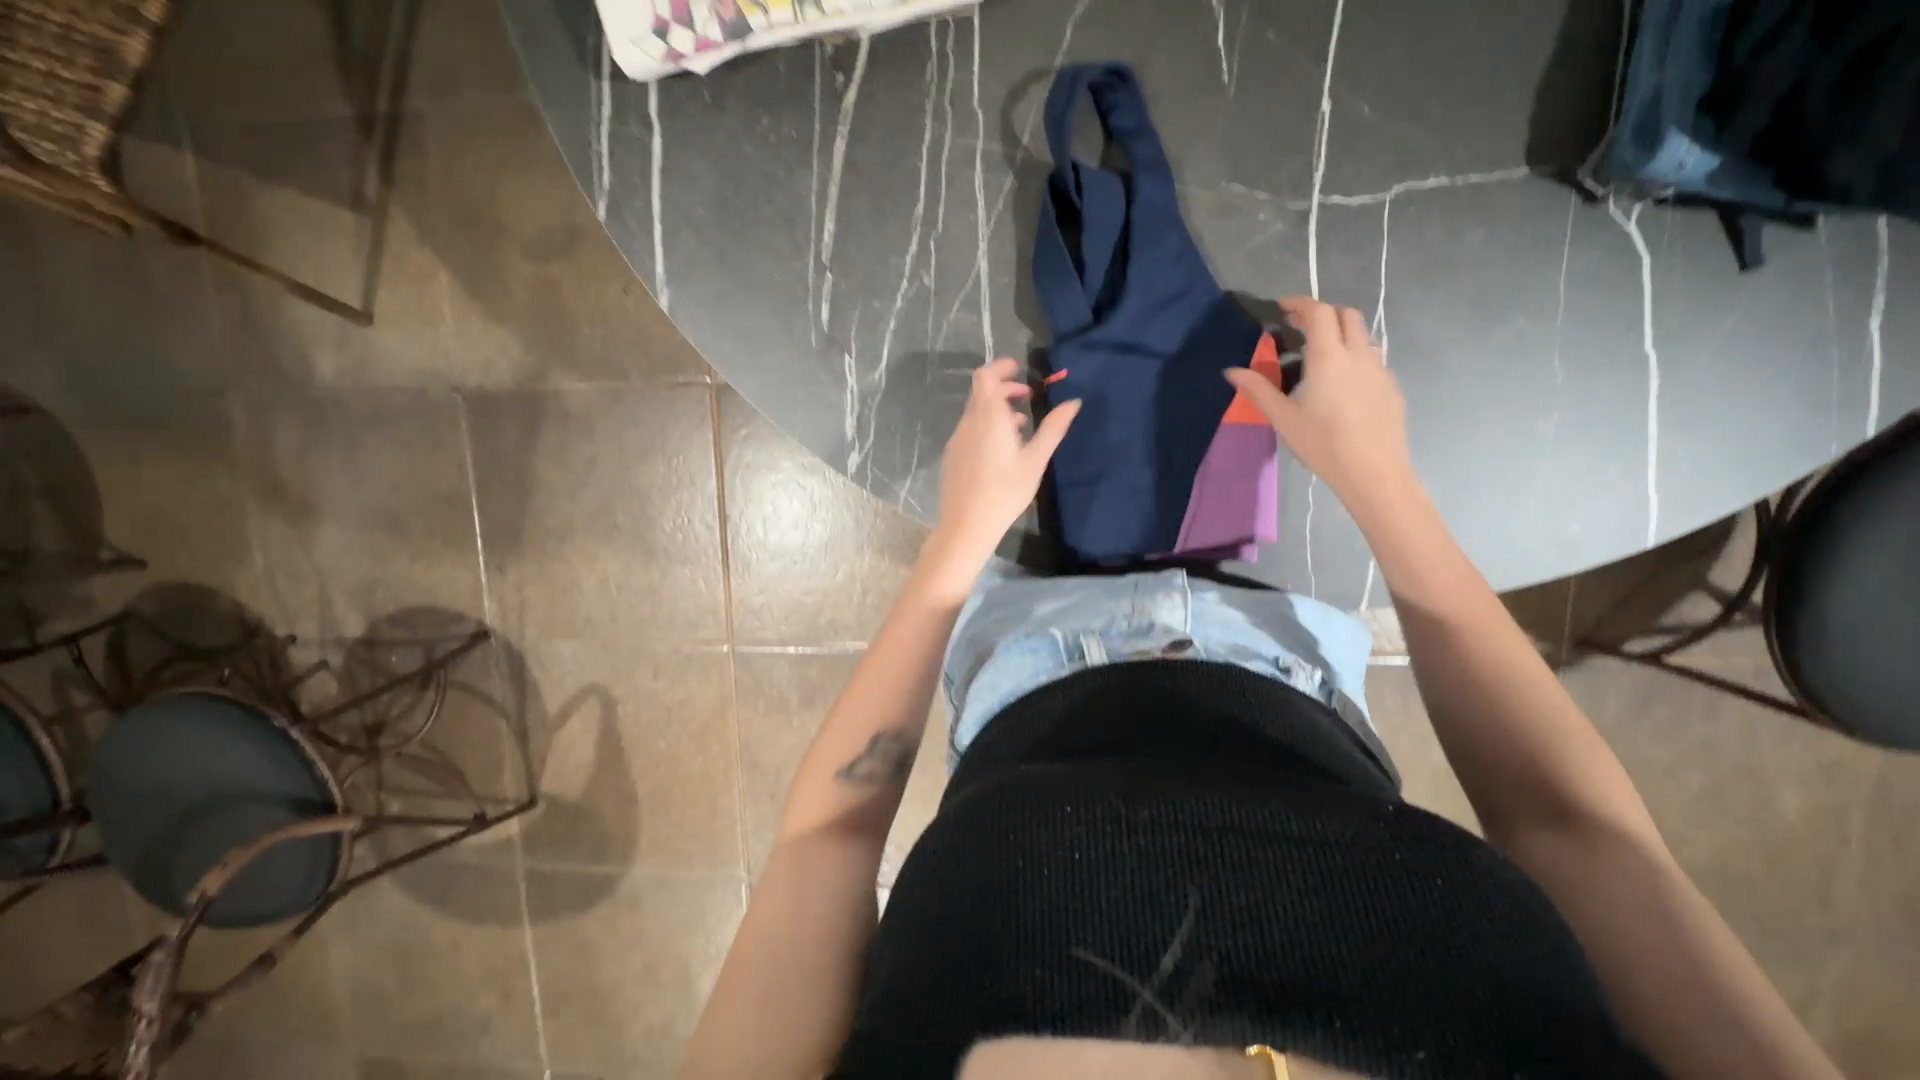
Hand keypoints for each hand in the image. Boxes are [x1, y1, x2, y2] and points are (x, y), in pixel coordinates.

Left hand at [930, 357, 1080, 568]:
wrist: (966, 525)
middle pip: (981, 392)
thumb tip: (1073, 402)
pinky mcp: (952, 456)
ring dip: (996, 409)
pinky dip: (986, 426)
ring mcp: (957, 439)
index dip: (1001, 367)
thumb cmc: (1005, 491)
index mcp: (989, 417)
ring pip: (975, 412)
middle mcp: (969, 422)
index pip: (985, 375)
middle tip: (1026, 396)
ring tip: (1020, 425)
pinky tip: (1001, 449)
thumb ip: (1053, 429)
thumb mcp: (1035, 460)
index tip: (1019, 370)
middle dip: (1004, 388)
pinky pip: (970, 429)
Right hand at [1226, 295, 1414, 506]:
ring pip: (1363, 335)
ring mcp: (1380, 369)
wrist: (1373, 471)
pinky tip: (1343, 384)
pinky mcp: (1391, 386)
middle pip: (1347, 314)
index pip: (1319, 312)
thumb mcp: (1283, 419)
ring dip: (1342, 333)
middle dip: (1324, 313)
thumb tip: (1232, 371)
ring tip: (1322, 356)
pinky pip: (1373, 359)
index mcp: (1328, 357)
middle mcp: (1358, 354)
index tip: (1283, 308)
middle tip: (1301, 328)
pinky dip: (1355, 356)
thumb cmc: (1323, 444)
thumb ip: (1258, 390)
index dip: (1301, 303)